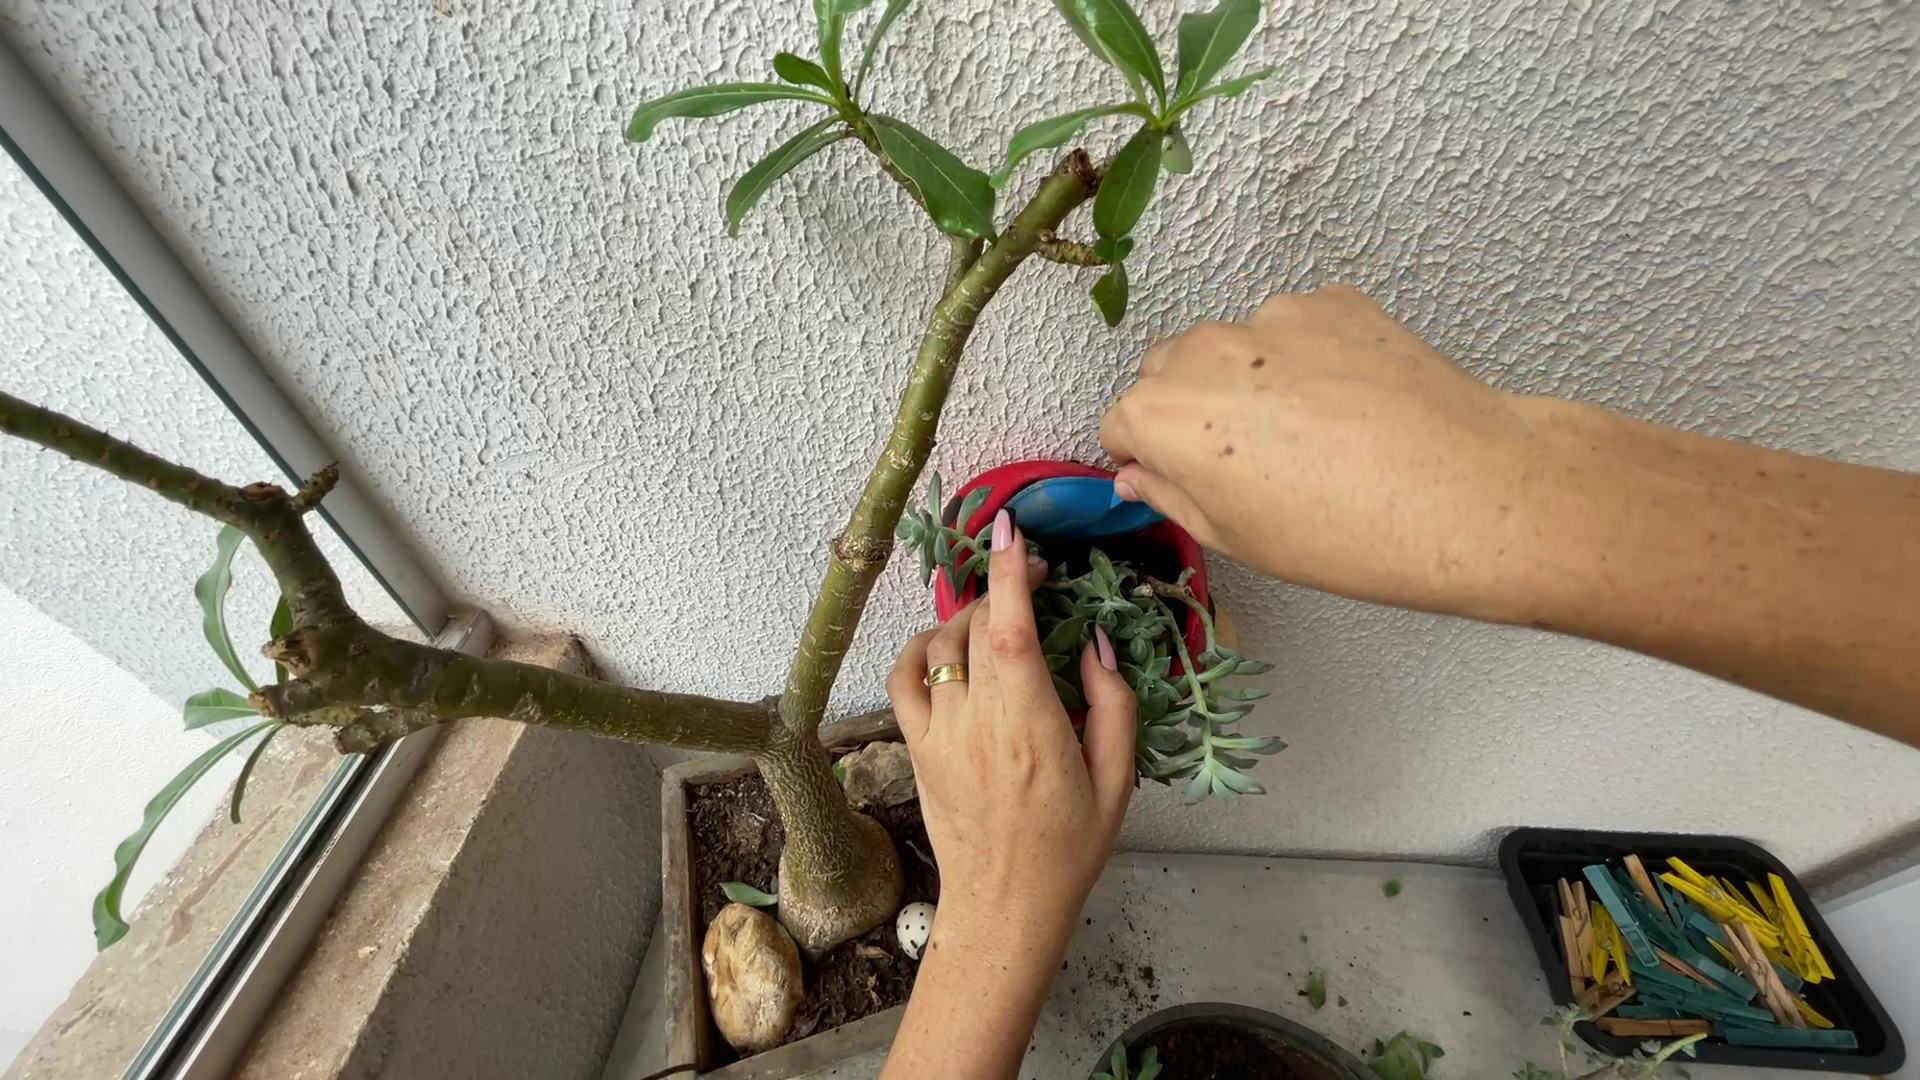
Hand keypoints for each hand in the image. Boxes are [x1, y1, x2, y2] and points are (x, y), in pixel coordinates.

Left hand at [886, 508, 1137, 952]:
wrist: (1003, 905)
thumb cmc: (1069, 846)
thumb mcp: (1117, 779)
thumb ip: (1113, 704)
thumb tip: (1095, 642)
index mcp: (1030, 725)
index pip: (1012, 629)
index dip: (1009, 571)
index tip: (1012, 528)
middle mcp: (976, 719)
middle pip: (980, 625)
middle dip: (1006, 586)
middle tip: (1034, 578)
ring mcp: (937, 730)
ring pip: (941, 642)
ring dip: (970, 615)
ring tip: (999, 618)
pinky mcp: (916, 745)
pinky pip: (903, 676)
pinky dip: (919, 646)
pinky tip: (943, 644)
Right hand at [1099, 285, 1539, 614]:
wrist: (1466, 493)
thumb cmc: (1344, 531)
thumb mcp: (1230, 535)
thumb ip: (1167, 494)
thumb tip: (1138, 475)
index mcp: (1161, 415)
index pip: (1118, 423)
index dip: (1141, 454)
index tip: (1170, 471)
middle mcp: (1202, 353)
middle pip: (1161, 374)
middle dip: (1180, 408)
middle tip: (1234, 454)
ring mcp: (1267, 319)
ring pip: (1224, 348)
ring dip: (1238, 378)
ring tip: (1297, 428)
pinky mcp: (1326, 302)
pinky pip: (1286, 328)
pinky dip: (1296, 356)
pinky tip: (1336, 400)